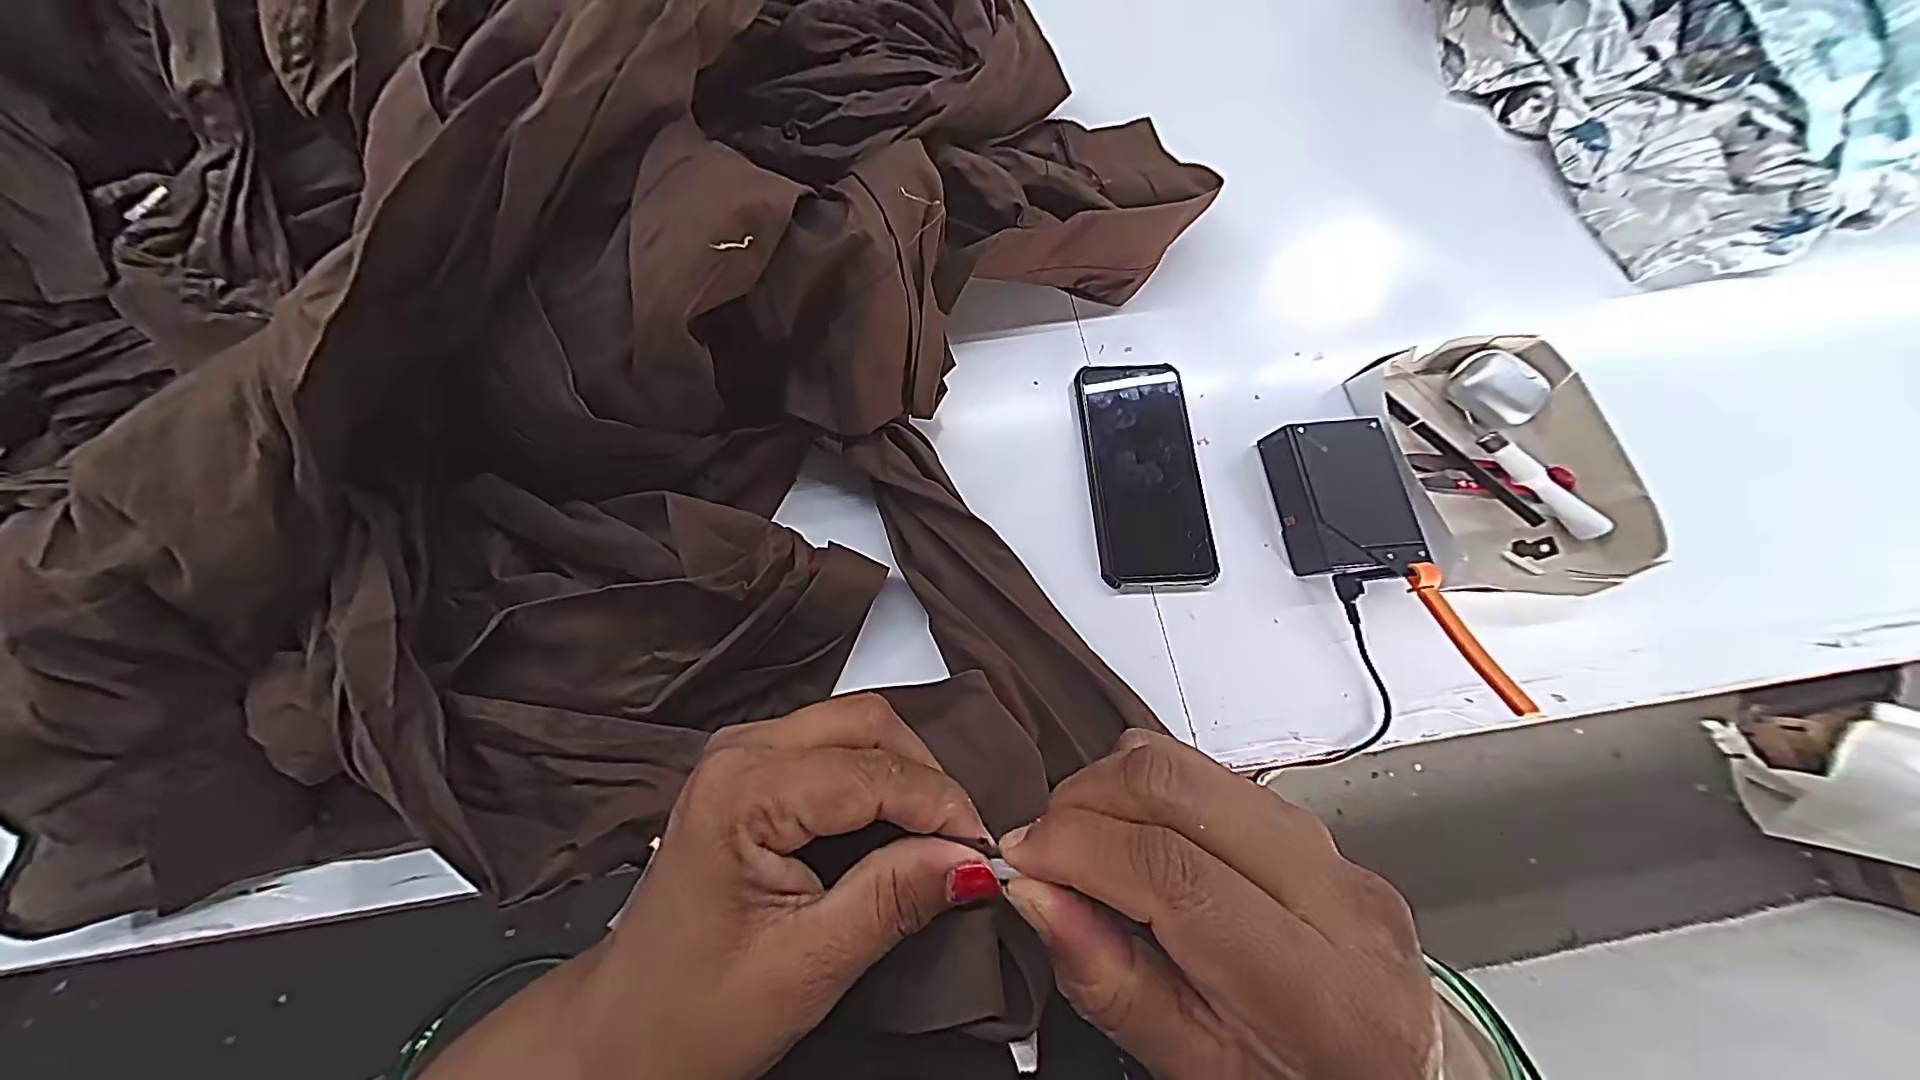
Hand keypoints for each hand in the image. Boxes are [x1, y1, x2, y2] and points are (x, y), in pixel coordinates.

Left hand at [422, 694, 1000, 1079]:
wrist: (619, 1029)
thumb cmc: (688, 1013)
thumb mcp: (804, 967)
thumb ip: (892, 899)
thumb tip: (969, 860)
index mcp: (740, 789)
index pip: (871, 771)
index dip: (940, 805)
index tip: (982, 849)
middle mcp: (740, 749)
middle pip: (867, 722)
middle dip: (927, 775)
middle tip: (961, 840)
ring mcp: (744, 749)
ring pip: (857, 722)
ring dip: (907, 769)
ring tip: (936, 831)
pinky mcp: (754, 763)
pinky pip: (837, 740)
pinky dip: (880, 771)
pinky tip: (897, 817)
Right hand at [1000, 730, 1436, 1079]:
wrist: (1395, 1072)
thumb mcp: (1197, 1068)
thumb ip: (1111, 983)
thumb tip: (1037, 896)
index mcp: (1321, 990)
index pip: (1178, 874)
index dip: (1081, 850)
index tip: (1022, 858)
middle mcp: (1334, 894)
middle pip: (1178, 787)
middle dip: (1083, 797)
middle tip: (1042, 843)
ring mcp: (1326, 843)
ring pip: (1184, 760)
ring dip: (1106, 783)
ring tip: (1080, 836)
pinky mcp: (1304, 817)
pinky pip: (1201, 766)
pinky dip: (1139, 782)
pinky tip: (1126, 826)